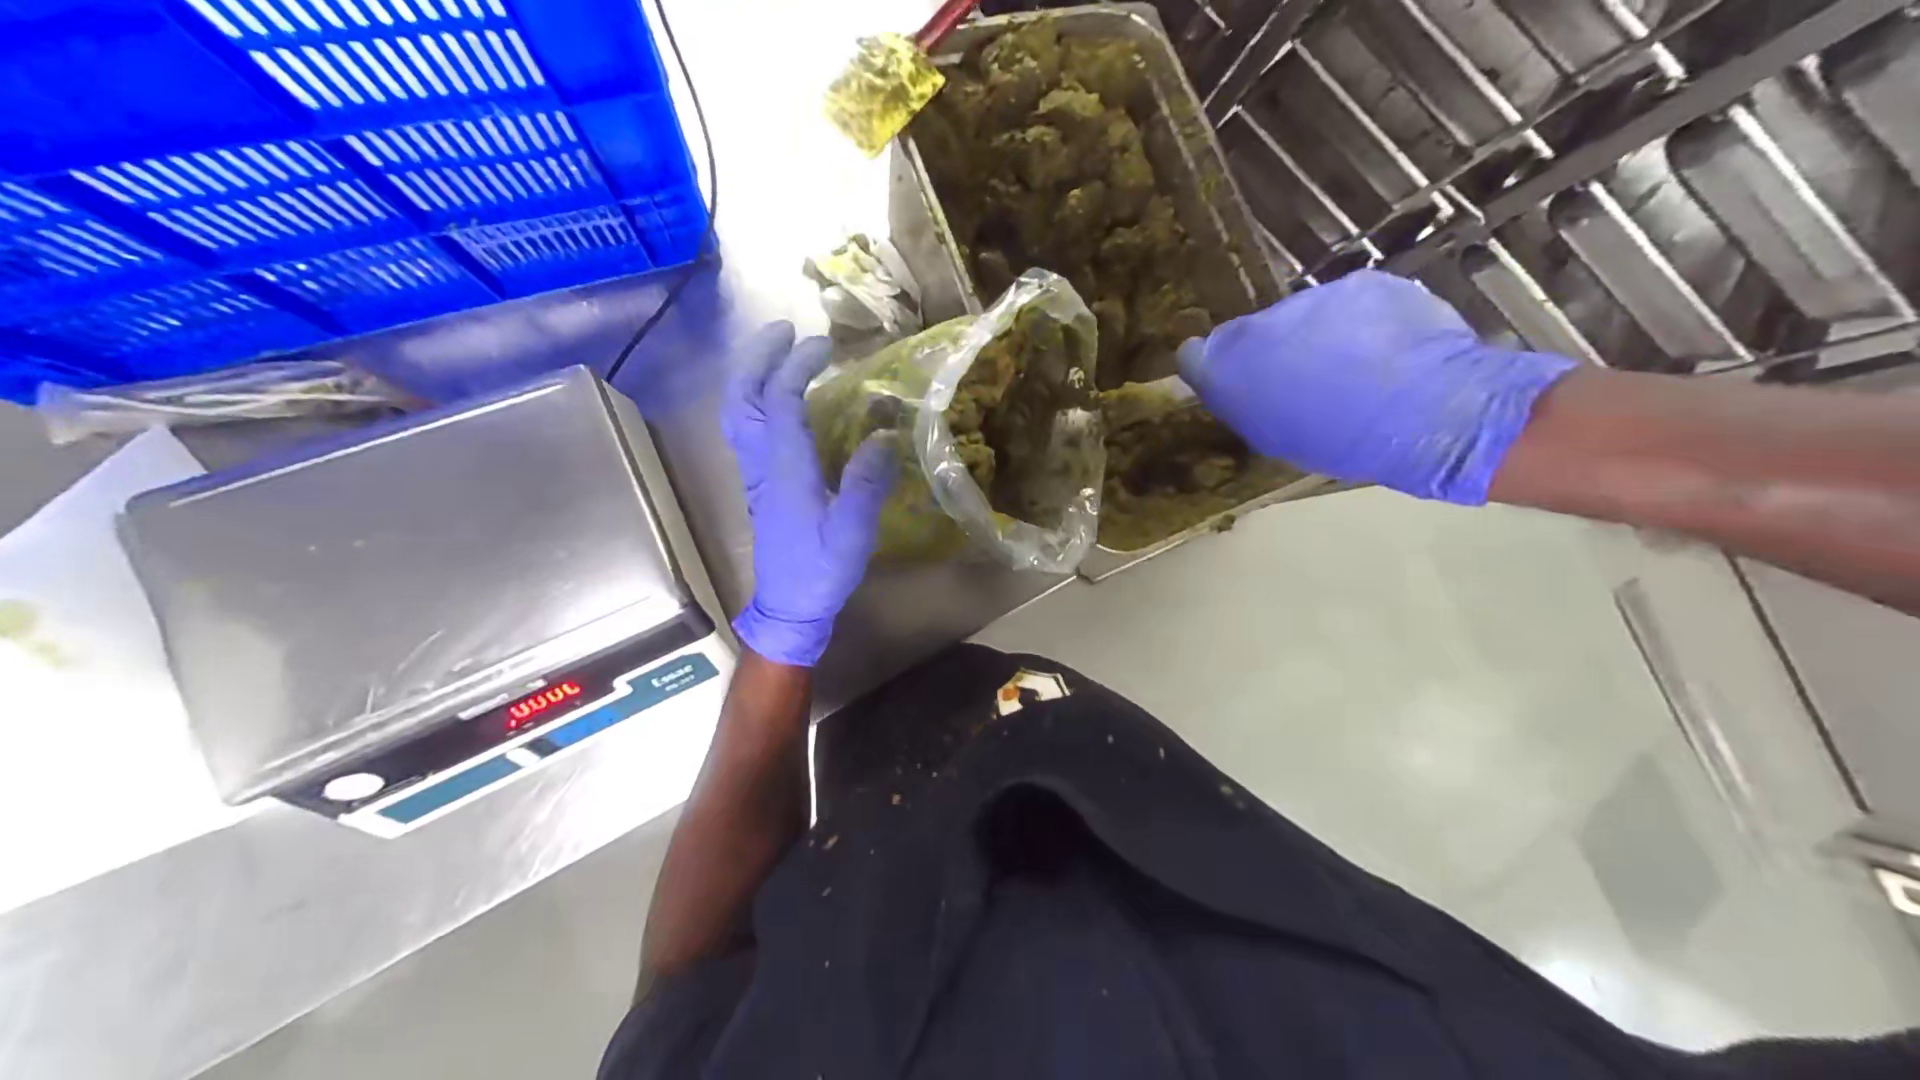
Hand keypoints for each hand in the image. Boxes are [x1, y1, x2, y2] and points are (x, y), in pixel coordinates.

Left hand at [724, 323, 895, 666]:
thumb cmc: (822, 569)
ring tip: (775, 351)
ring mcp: (755, 473)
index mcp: (786, 469)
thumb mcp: (853, 533)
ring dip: (749, 374)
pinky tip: (773, 397)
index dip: (797, 365)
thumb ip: (866, 485)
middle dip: (758, 357)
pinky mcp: (757, 483)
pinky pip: (744, 428)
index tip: (824, 345)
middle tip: (784, 330)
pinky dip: (751, 399)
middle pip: (742, 397)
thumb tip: (884, 436)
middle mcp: (762, 463)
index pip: (780, 401)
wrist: (788, 604)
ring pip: (736, 412)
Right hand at [1176, 270, 1578, 504]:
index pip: (1194, 354)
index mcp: (1231, 369)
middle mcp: (1261, 324)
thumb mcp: (1273, 435)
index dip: (1210, 364)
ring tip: (1351, 365)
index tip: (1230, 378)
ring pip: (1300, 316)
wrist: (1427, 411)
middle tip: (1303, 378)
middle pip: (1251, 332)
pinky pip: (1346, 303)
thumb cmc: (1339, 442)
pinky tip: (1382, 347)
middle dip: (1269, 349)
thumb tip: (1232, 380)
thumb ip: (1243, 400)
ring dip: (1313, 334)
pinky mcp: (1362, 282)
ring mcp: (1313, 298)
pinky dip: (1357, 320)